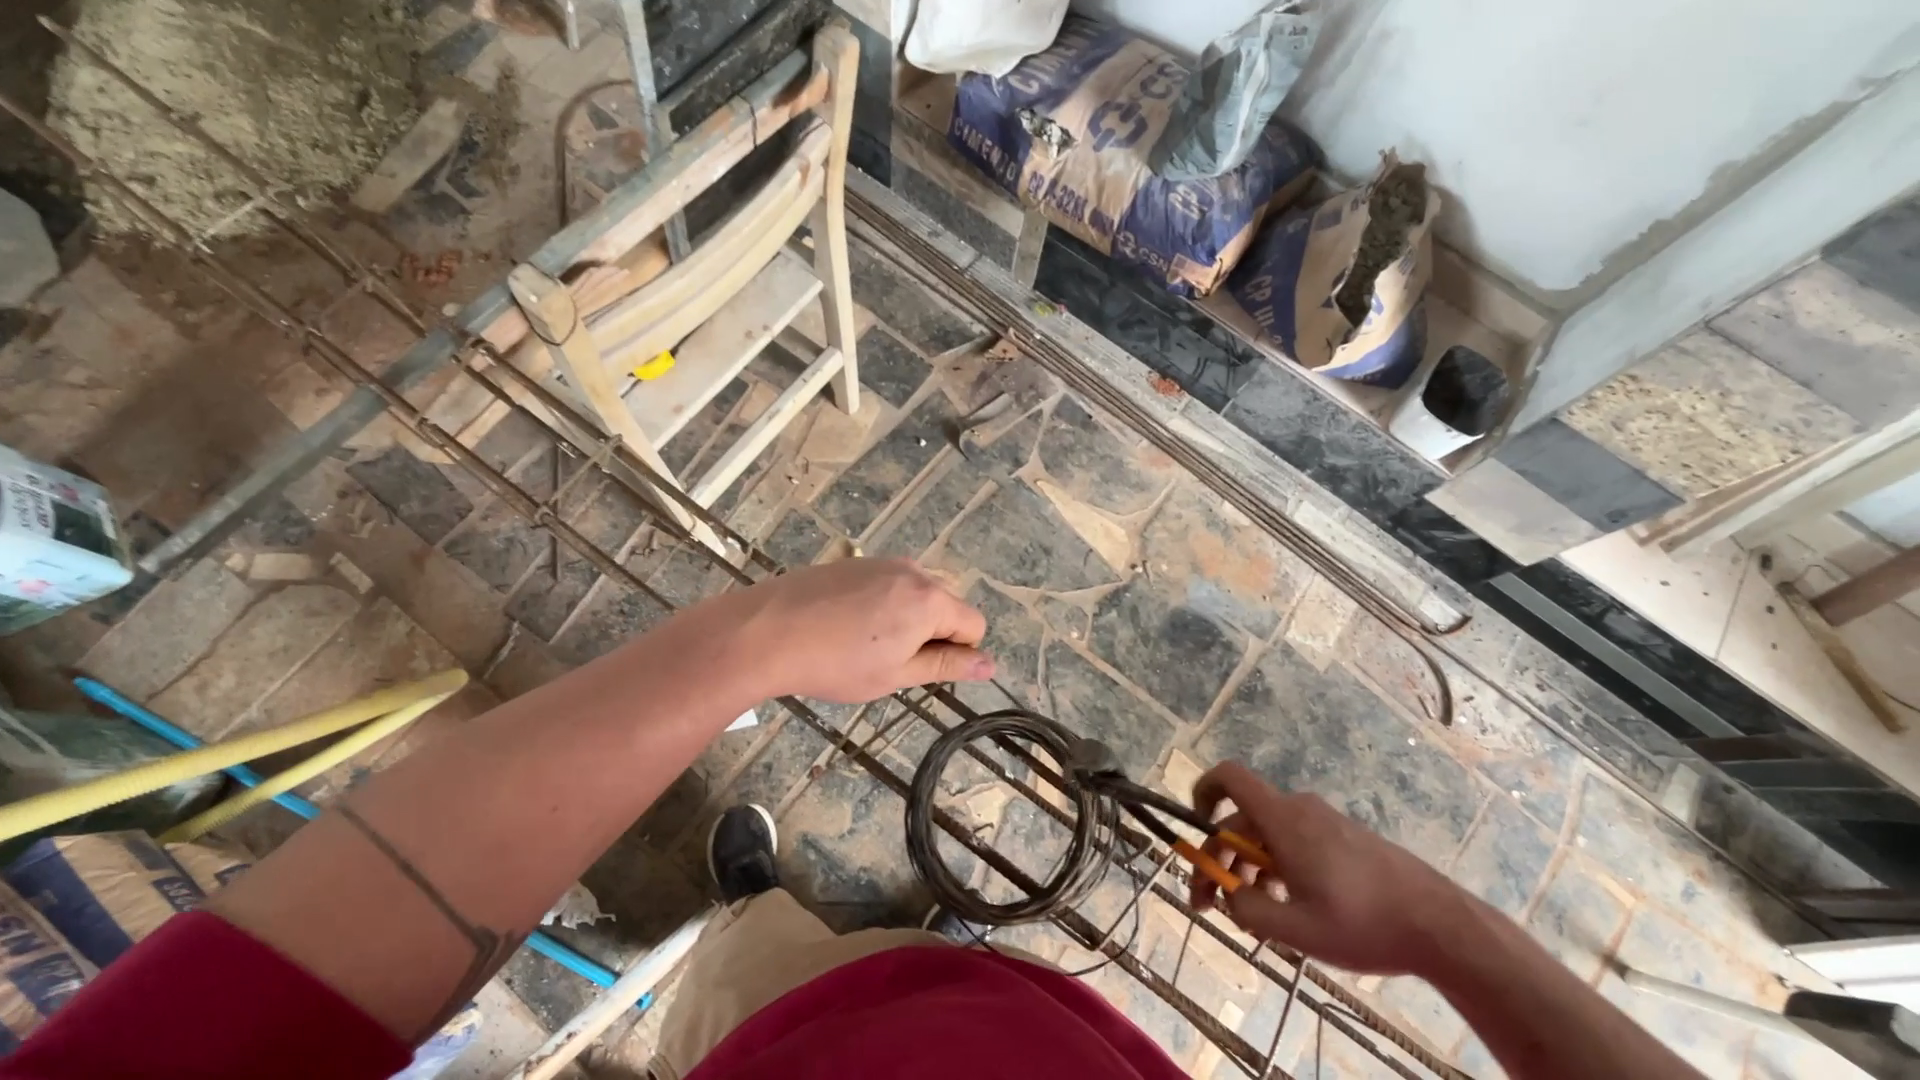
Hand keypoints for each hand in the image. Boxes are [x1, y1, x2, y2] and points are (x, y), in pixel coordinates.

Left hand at [725, 558, 994, 702]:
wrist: (766, 631)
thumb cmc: (836, 663)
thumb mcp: (897, 674)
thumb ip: (947, 666)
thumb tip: (990, 664)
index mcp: (930, 599)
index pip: (974, 624)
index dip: (957, 653)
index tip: (918, 669)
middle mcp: (912, 571)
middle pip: (945, 606)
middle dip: (929, 634)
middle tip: (887, 661)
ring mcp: (880, 562)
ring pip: (913, 596)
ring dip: (903, 621)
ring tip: (860, 646)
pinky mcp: (853, 563)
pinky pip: (885, 586)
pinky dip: (878, 607)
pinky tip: (842, 627)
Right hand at [1187, 762, 1471, 976]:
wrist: (1441, 926)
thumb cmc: (1363, 923)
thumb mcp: (1294, 929)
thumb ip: (1247, 909)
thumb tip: (1229, 895)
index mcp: (1282, 820)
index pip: (1229, 777)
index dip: (1202, 791)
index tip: (1194, 827)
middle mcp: (1300, 810)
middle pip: (1241, 821)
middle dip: (1219, 861)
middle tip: (1208, 907)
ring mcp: (1325, 823)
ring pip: (1267, 837)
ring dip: (1248, 871)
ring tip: (1255, 920)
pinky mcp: (1344, 840)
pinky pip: (1294, 844)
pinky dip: (1277, 870)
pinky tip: (1290, 911)